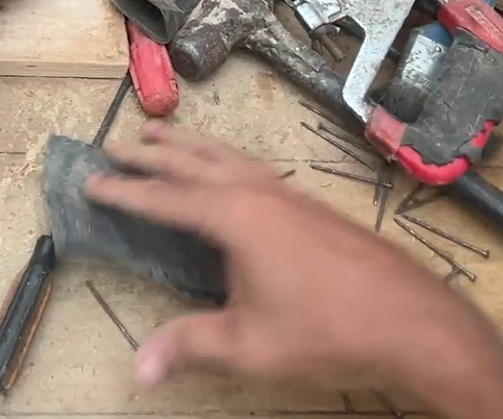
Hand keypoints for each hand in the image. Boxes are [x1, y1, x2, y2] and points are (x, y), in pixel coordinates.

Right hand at [87, 123, 502, 418]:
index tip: (90, 181)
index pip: (163, 198)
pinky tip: (223, 161)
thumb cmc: (326, 331)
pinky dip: (219, 151)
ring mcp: (282, 189)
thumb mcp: (250, 346)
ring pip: (221, 151)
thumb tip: (136, 371)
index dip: (124, 192)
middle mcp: (252, 189)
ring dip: (185, 141)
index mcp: (231, 215)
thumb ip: (190, 347)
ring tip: (158, 131)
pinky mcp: (303, 198)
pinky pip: (245, 160)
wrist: (412, 319)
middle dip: (149, 153)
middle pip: (189, 160)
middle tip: (115, 144)